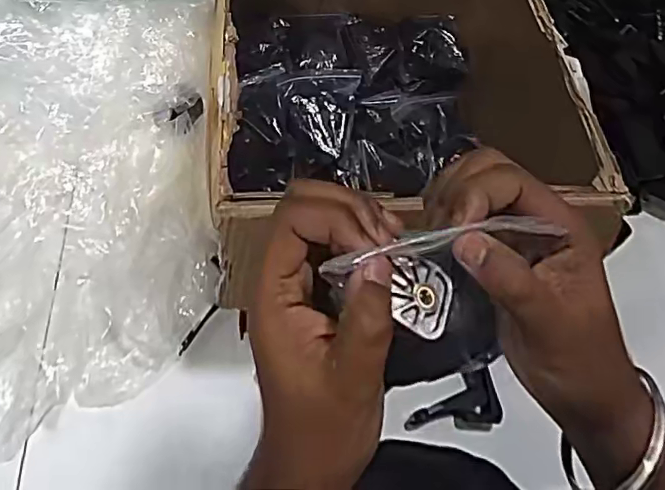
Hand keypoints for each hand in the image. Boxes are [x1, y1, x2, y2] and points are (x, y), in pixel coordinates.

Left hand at [243, 181, 401, 489]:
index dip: (335, 219)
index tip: (372, 246)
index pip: (292, 220)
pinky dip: (361, 235)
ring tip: (391, 241)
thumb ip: (365, 321)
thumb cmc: (317, 430)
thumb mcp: (351, 381)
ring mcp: (295, 279)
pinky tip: (386, 251)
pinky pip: (332, 239)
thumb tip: (379, 264)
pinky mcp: (314, 286)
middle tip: (386, 235)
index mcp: (273, 293)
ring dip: (357, 217)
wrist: (310, 458)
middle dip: (347, 208)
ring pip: (317, 215)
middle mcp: (279, 277)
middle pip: (301, 204)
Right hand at [423, 150, 652, 484]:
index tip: (455, 228)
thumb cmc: (582, 363)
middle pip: (484, 168)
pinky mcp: (490, 243)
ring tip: (436, 236)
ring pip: (467, 182)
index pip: (509, 178)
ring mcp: (511, 228)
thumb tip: (466, 241)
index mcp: (560, 224)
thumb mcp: (549, 324)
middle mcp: (535, 216)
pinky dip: (440, 216)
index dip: (475, 194)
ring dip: (444, 200)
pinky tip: (435, 241)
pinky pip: (458, 210)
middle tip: (440, 226)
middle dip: (455, 189)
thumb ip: (510, 280)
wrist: (584, 397)